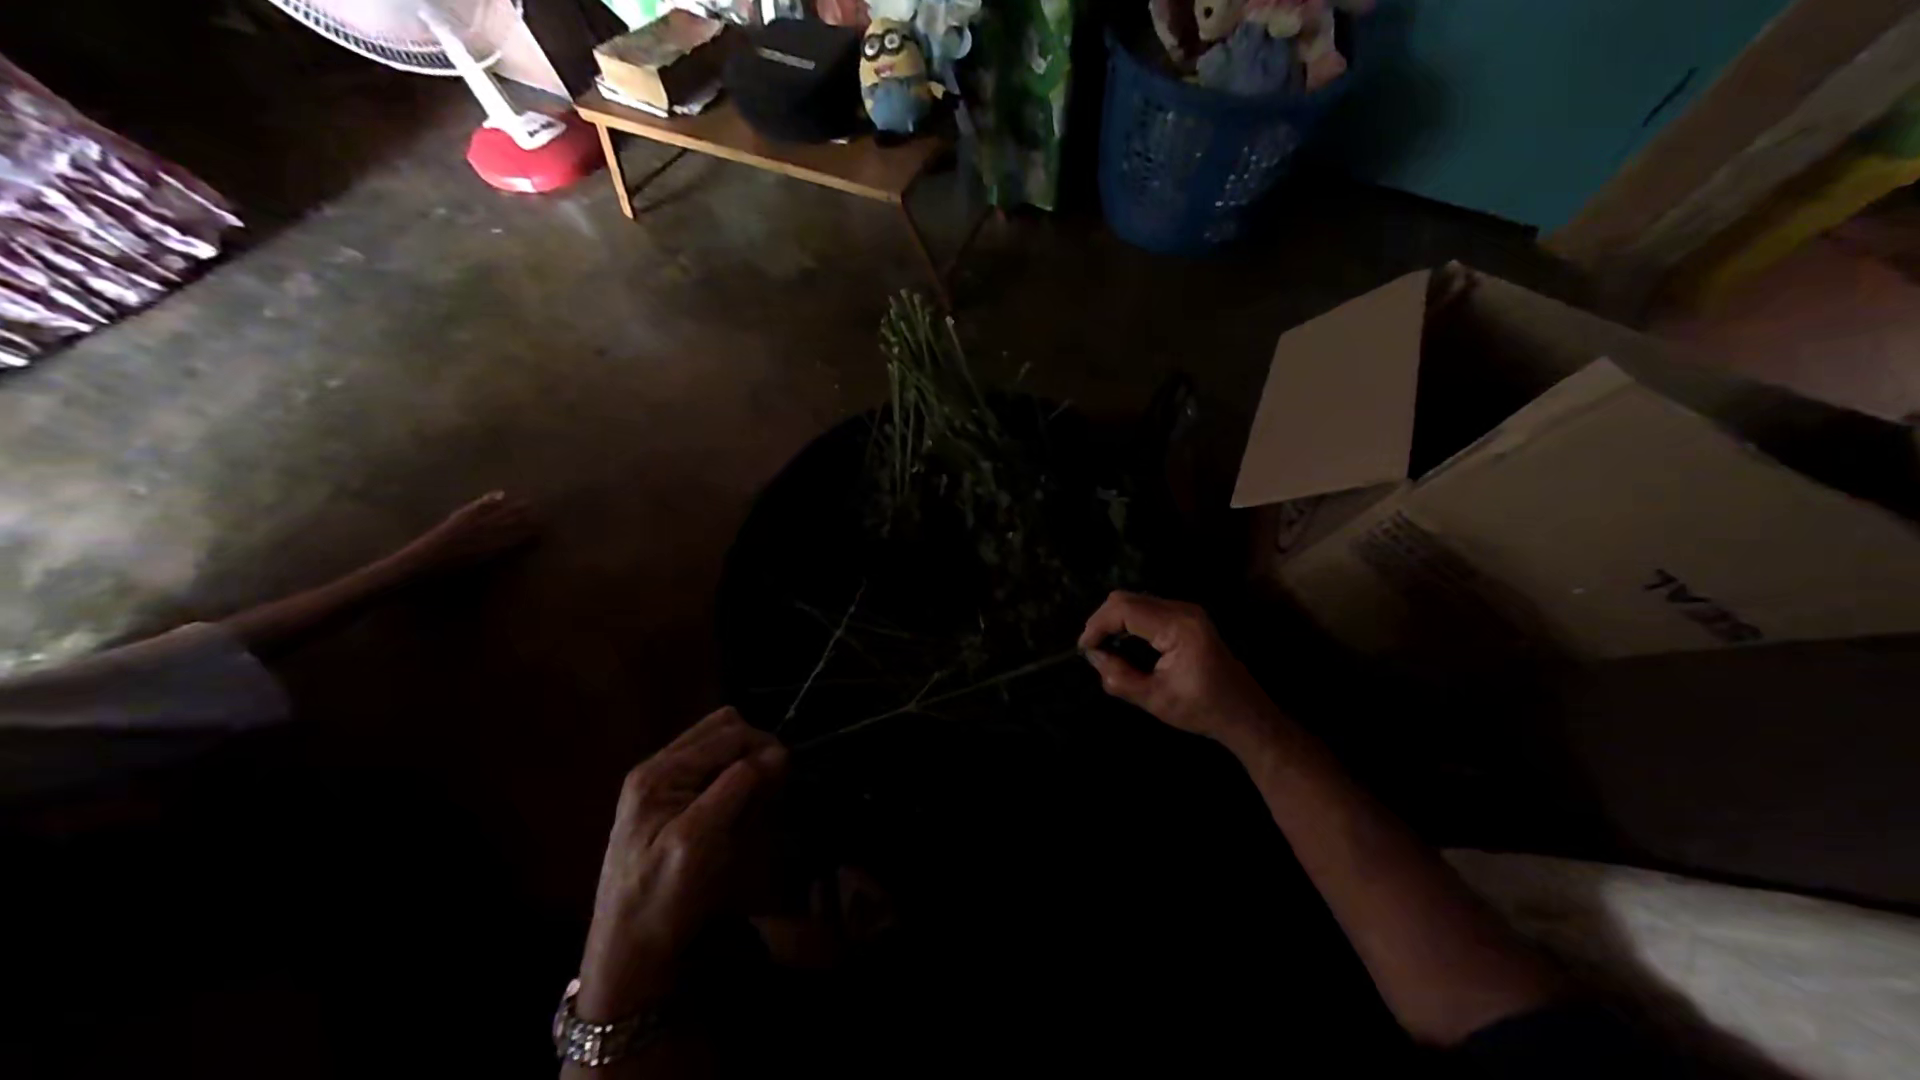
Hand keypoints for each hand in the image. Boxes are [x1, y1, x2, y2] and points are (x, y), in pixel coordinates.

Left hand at [575, 707, 787, 1019]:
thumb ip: (737, 788)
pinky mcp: (667, 803)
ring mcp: (659, 784)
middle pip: (723, 730)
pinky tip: (737, 813)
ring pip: (720, 746)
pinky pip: (712, 770)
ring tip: (753, 805)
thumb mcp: (701, 842)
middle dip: (755, 752)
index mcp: (659, 772)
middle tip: (769, 793)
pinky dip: (734, 781)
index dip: (764, 749)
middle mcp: (656, 767)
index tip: (785, 782)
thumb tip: (778, 751)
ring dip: (746, 765)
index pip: (730, 733)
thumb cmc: (662, 899)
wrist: (626, 954)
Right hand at [1078, 591, 1281, 746]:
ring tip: (1102, 647)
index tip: (1084, 648)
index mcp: (1179, 627)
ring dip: (1114, 620)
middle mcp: (1183, 610)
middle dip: (1102, 621)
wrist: (1245, 713)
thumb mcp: (1155, 700)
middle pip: (1128, 599)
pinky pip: (1147, 609)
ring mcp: (1186, 611)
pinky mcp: (1186, 617)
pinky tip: (1122, 643)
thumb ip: (1119, 677)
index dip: (1098, 625)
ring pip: (1135, 601)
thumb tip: (1094, 656)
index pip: (1125, 609)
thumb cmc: (1203, 710)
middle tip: (1091, 648)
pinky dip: (1127, 622)